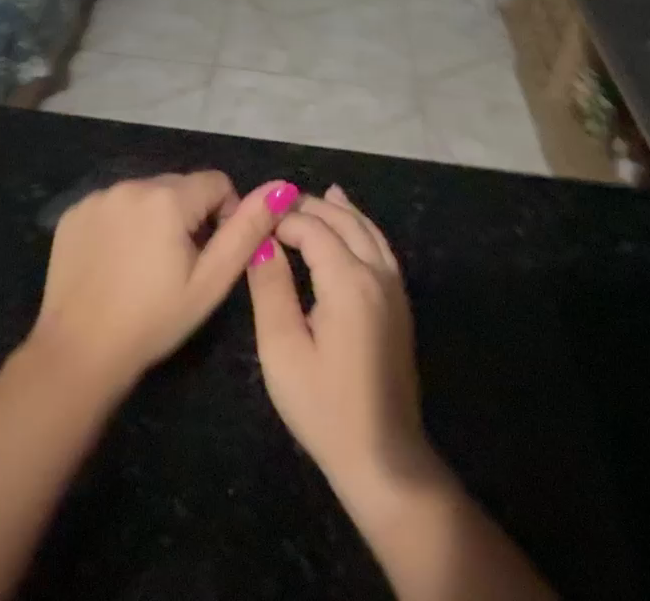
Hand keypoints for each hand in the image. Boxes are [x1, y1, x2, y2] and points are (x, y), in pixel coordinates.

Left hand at [30, 173, 295, 389]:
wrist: (80, 352)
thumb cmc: (155, 319)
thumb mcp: (212, 280)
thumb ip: (248, 229)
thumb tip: (281, 188)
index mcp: (168, 198)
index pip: (217, 183)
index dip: (225, 215)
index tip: (212, 254)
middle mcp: (130, 185)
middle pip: (181, 186)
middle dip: (190, 215)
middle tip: (182, 263)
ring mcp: (96, 198)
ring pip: (147, 194)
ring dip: (157, 217)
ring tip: (149, 264)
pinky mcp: (72, 214)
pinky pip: (113, 205)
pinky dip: (123, 224)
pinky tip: (118, 261)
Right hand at [246, 185, 434, 497]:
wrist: (382, 452)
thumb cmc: (323, 406)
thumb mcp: (282, 349)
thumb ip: (271, 288)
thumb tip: (261, 241)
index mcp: (349, 281)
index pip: (313, 228)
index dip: (281, 218)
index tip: (249, 219)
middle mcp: (378, 274)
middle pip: (344, 222)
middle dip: (309, 208)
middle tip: (272, 206)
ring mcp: (395, 288)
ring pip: (368, 231)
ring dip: (339, 212)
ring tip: (312, 197)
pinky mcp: (399, 304)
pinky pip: (381, 249)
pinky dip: (362, 229)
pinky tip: (352, 225)